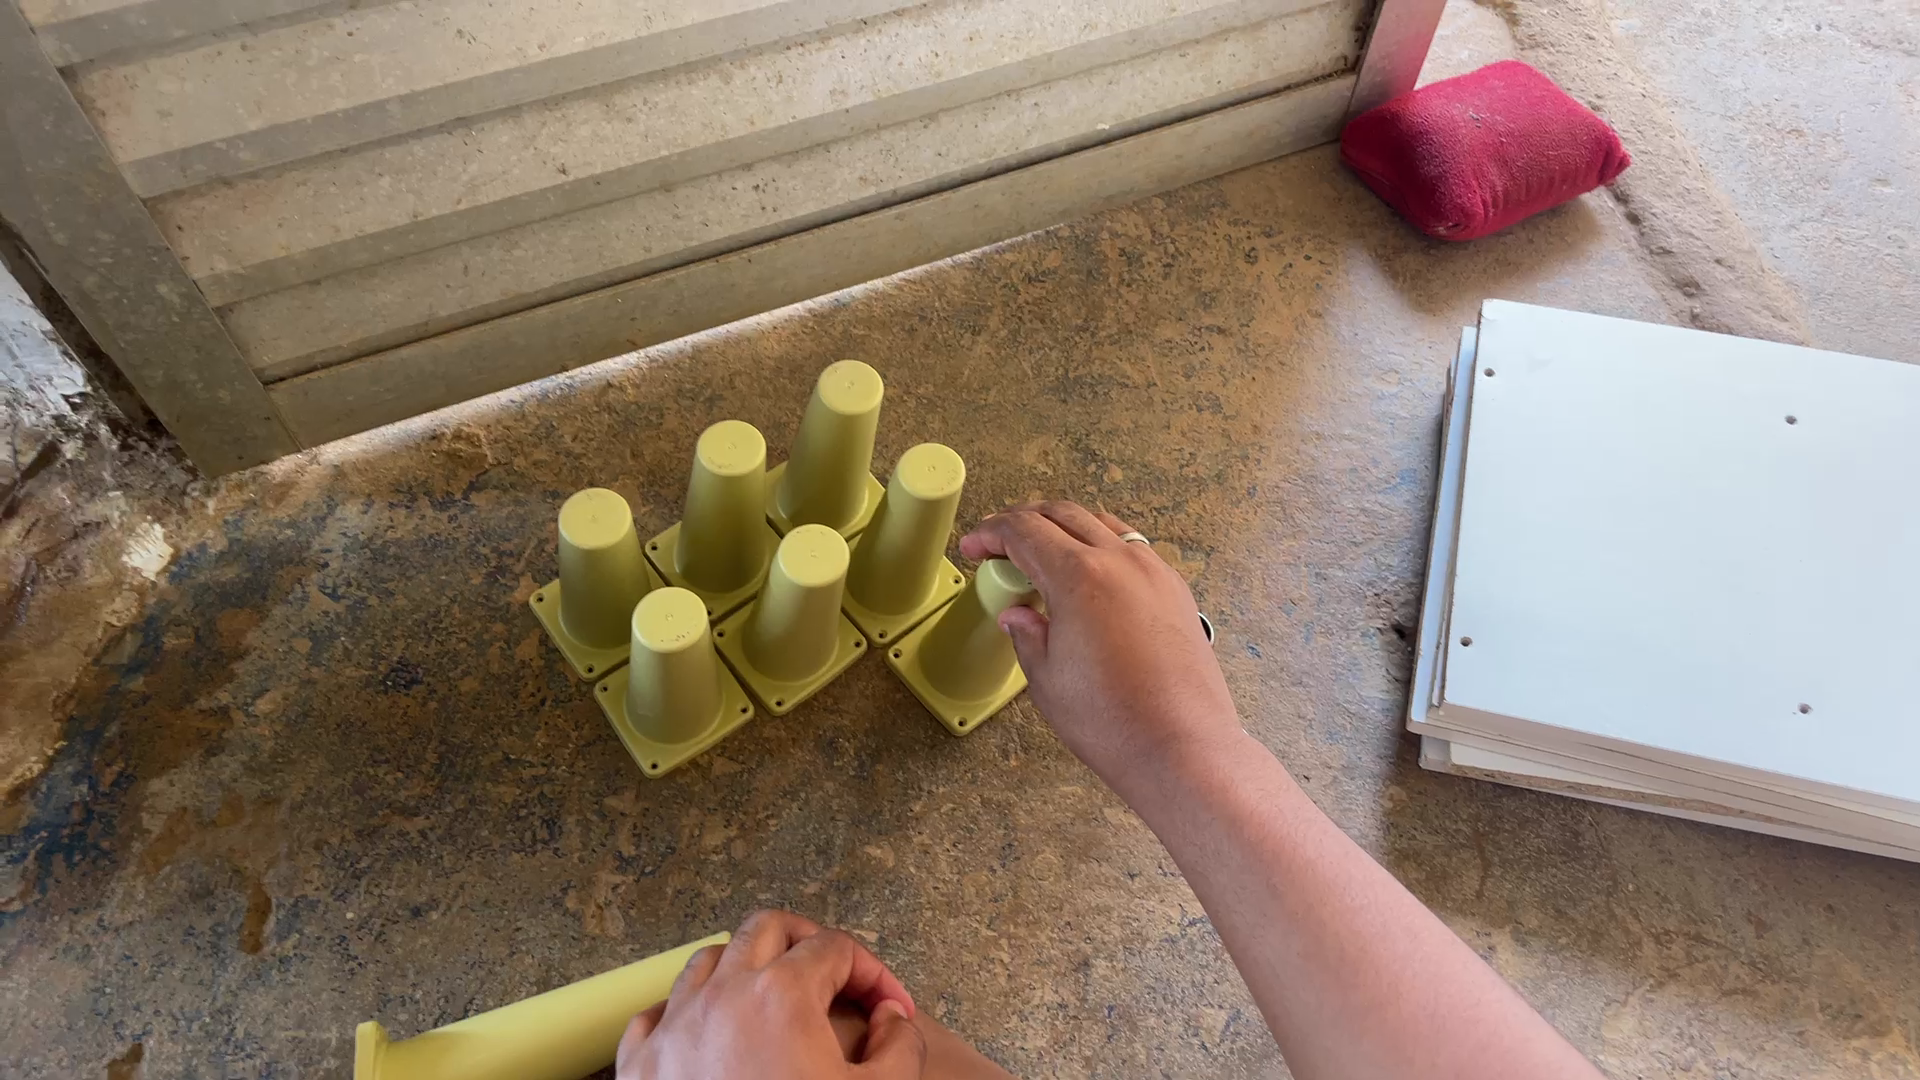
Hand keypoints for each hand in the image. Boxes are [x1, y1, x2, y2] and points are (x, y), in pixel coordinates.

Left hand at [616, 910, 925, 1079]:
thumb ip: (901, 1047)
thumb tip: (891, 1018)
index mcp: (783, 994)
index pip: (838, 947)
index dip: (874, 972)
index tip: (890, 1008)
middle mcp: (725, 993)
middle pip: (769, 927)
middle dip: (808, 941)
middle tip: (835, 977)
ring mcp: (674, 1028)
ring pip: (711, 958)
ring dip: (747, 967)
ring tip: (772, 1000)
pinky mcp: (638, 1068)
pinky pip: (657, 1013)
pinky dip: (685, 1012)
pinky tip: (707, 1037)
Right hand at [958, 501, 1244, 788]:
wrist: (1182, 747)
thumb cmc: (1114, 720)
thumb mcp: (1046, 678)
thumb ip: (1027, 633)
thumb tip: (1017, 614)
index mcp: (1080, 577)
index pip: (1024, 530)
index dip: (991, 532)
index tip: (975, 546)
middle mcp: (1120, 561)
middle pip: (1062, 514)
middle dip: (1023, 521)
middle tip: (999, 545)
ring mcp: (1153, 572)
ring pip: (1100, 523)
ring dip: (1063, 527)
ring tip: (1042, 555)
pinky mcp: (1175, 590)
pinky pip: (1131, 547)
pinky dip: (1100, 546)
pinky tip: (1089, 575)